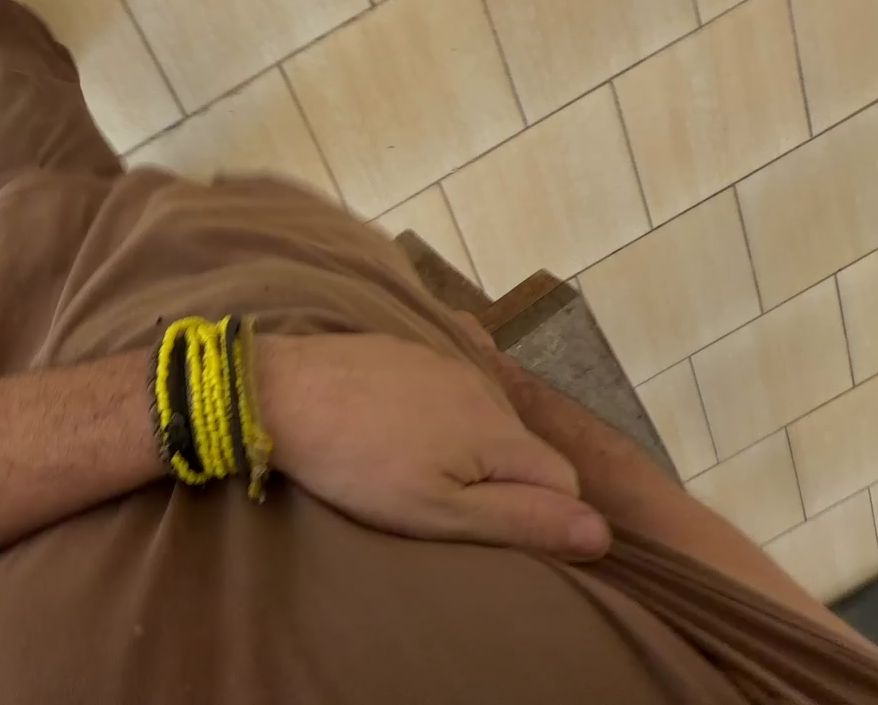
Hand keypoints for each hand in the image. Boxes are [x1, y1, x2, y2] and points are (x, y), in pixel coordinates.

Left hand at [256, 330, 610, 560]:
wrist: (276, 391)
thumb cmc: (355, 461)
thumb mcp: (437, 511)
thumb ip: (521, 519)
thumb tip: (601, 532)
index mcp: (496, 426)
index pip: (561, 480)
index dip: (532, 513)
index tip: (477, 522)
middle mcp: (476, 382)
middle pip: (517, 444)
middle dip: (493, 476)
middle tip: (430, 494)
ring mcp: (433, 356)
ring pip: (475, 414)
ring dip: (457, 442)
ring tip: (400, 460)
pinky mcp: (396, 345)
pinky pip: (434, 386)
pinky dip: (423, 410)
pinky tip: (384, 423)